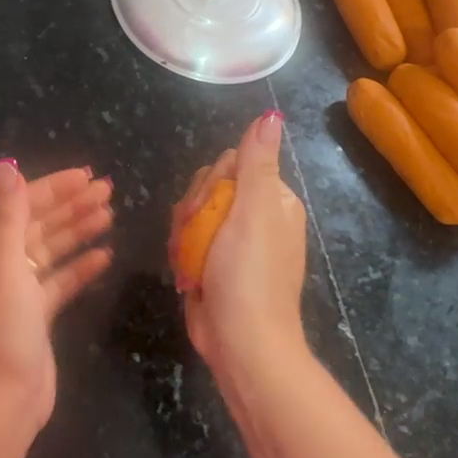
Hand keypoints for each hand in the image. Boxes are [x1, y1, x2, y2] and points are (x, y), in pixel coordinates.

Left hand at [0, 160, 112, 431]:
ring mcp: (21, 291)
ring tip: (110, 214)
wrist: (1, 398)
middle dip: (72, 204)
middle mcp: (1, 263)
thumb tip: (7, 165)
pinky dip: (82, 266)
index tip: (88, 174)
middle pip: (40, 223)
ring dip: (79, 230)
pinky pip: (63, 281)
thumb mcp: (3, 262)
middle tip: (108, 189)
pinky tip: (105, 256)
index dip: (54, 187)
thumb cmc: (0, 326)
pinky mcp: (39, 316)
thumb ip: (9, 213)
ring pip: (54, 249)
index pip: (23, 204)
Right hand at [170, 111, 307, 374]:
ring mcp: (233, 244)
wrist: (241, 343)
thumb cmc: (249, 274)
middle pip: (208, 188)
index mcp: (274, 202)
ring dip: (184, 233)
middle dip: (194, 209)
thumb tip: (272, 115)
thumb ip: (257, 162)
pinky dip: (182, 254)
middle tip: (197, 235)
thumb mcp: (254, 211)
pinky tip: (184, 271)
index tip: (207, 204)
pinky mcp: (213, 266)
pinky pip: (188, 241)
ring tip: (188, 259)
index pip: (232, 164)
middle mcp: (256, 218)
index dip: (212, 180)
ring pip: (193, 214)